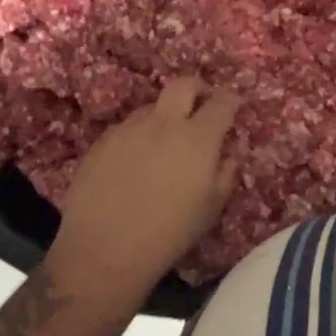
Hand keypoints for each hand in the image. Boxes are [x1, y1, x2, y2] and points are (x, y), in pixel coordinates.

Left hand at [43, 77, 240, 298]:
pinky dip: (139, 136)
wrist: (104, 250)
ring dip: (165, 116)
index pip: (222, 102)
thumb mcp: (212, 207)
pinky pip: (127, 128)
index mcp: (198, 138)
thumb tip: (228, 154)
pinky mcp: (102, 142)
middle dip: (198, 88)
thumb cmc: (170, 232)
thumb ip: (226, 173)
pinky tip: (136, 162)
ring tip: (165, 143)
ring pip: (152, 107)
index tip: (233, 106)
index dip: (231, 100)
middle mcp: (163, 123)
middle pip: (183, 85)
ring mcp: (129, 130)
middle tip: (202, 105)